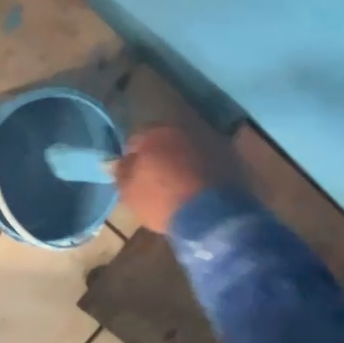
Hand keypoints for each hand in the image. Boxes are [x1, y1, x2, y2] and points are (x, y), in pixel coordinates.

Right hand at [112, 125, 243, 234]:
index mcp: (155, 134)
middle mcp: (184, 128)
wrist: (211, 214)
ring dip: (183, 158)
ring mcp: (210, 138)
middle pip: (166, 139)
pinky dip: (203, 166)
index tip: (133, 175)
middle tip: (157, 177)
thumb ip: (120, 172)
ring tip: (181, 181)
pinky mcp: (231, 154)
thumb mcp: (130, 192)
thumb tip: (112, 161)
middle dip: (161, 154)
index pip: (136, 140)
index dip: (133, 158)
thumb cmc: (162, 200)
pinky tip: (200, 184)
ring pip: (189, 145)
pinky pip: (209, 156)